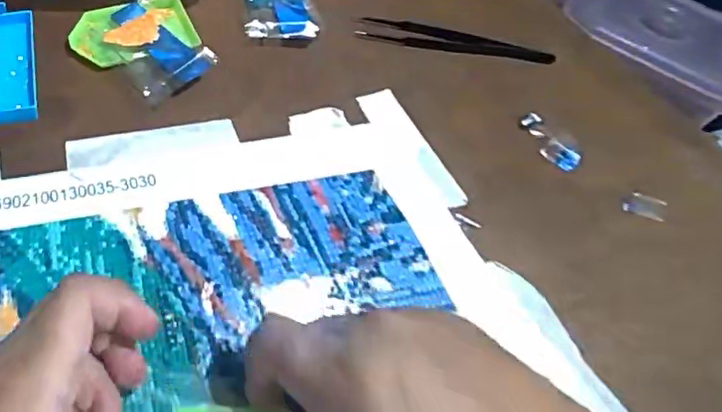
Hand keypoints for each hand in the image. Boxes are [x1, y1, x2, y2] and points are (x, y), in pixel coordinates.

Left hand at [0, 275, 160, 411]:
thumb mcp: (76, 404)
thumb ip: (105, 395)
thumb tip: (126, 373)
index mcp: (35, 361)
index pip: (77, 295)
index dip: (121, 300)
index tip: (152, 330)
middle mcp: (13, 360)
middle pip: (68, 316)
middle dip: (112, 334)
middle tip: (138, 372)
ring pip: (54, 350)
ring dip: (94, 371)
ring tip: (115, 406)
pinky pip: (37, 379)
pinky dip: (68, 390)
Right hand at [244, 309, 578, 411]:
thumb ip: (321, 410)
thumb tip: (294, 405)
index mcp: (347, 365)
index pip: (269, 339)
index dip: (260, 373)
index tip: (274, 410)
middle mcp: (374, 325)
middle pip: (316, 336)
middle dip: (315, 377)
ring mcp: (421, 319)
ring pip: (361, 333)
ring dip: (360, 369)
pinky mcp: (461, 325)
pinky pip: (406, 336)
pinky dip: (401, 364)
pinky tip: (439, 408)